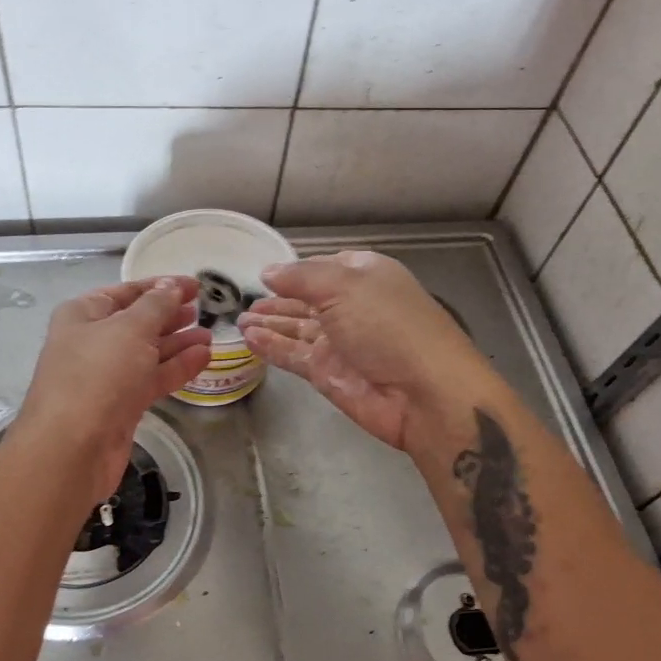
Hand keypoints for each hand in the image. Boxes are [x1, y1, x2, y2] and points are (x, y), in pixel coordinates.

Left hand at [14, 276, 213, 504]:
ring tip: (210, 334)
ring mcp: (107, 376)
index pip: (126, 292)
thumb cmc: (97, 375)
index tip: (196, 285)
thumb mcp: (130, 329)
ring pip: (147, 353)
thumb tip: (171, 286)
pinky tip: (203, 358)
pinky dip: (176, 368)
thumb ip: (156, 305)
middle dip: (169, 315)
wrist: (73, 448)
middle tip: (203, 308)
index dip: (161, 286)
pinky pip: (153, 379)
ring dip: (178, 343)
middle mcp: (92, 342)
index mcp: (83, 314)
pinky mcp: (122, 405)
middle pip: (137, 322)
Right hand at [238, 251, 492, 449]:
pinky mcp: (327, 373)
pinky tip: (248, 339)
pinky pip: (292, 355)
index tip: (265, 273)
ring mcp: (339, 342)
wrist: (422, 393)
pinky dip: (271, 346)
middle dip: (278, 299)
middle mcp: (352, 307)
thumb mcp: (344, 286)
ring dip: (269, 323)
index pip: (324, 267)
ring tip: (238, 319)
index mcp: (365, 276)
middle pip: (307, 299)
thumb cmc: (388, 325)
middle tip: (241, 299)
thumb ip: (301, 277)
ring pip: (296, 328)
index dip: (296, 270)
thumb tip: (268, 272)